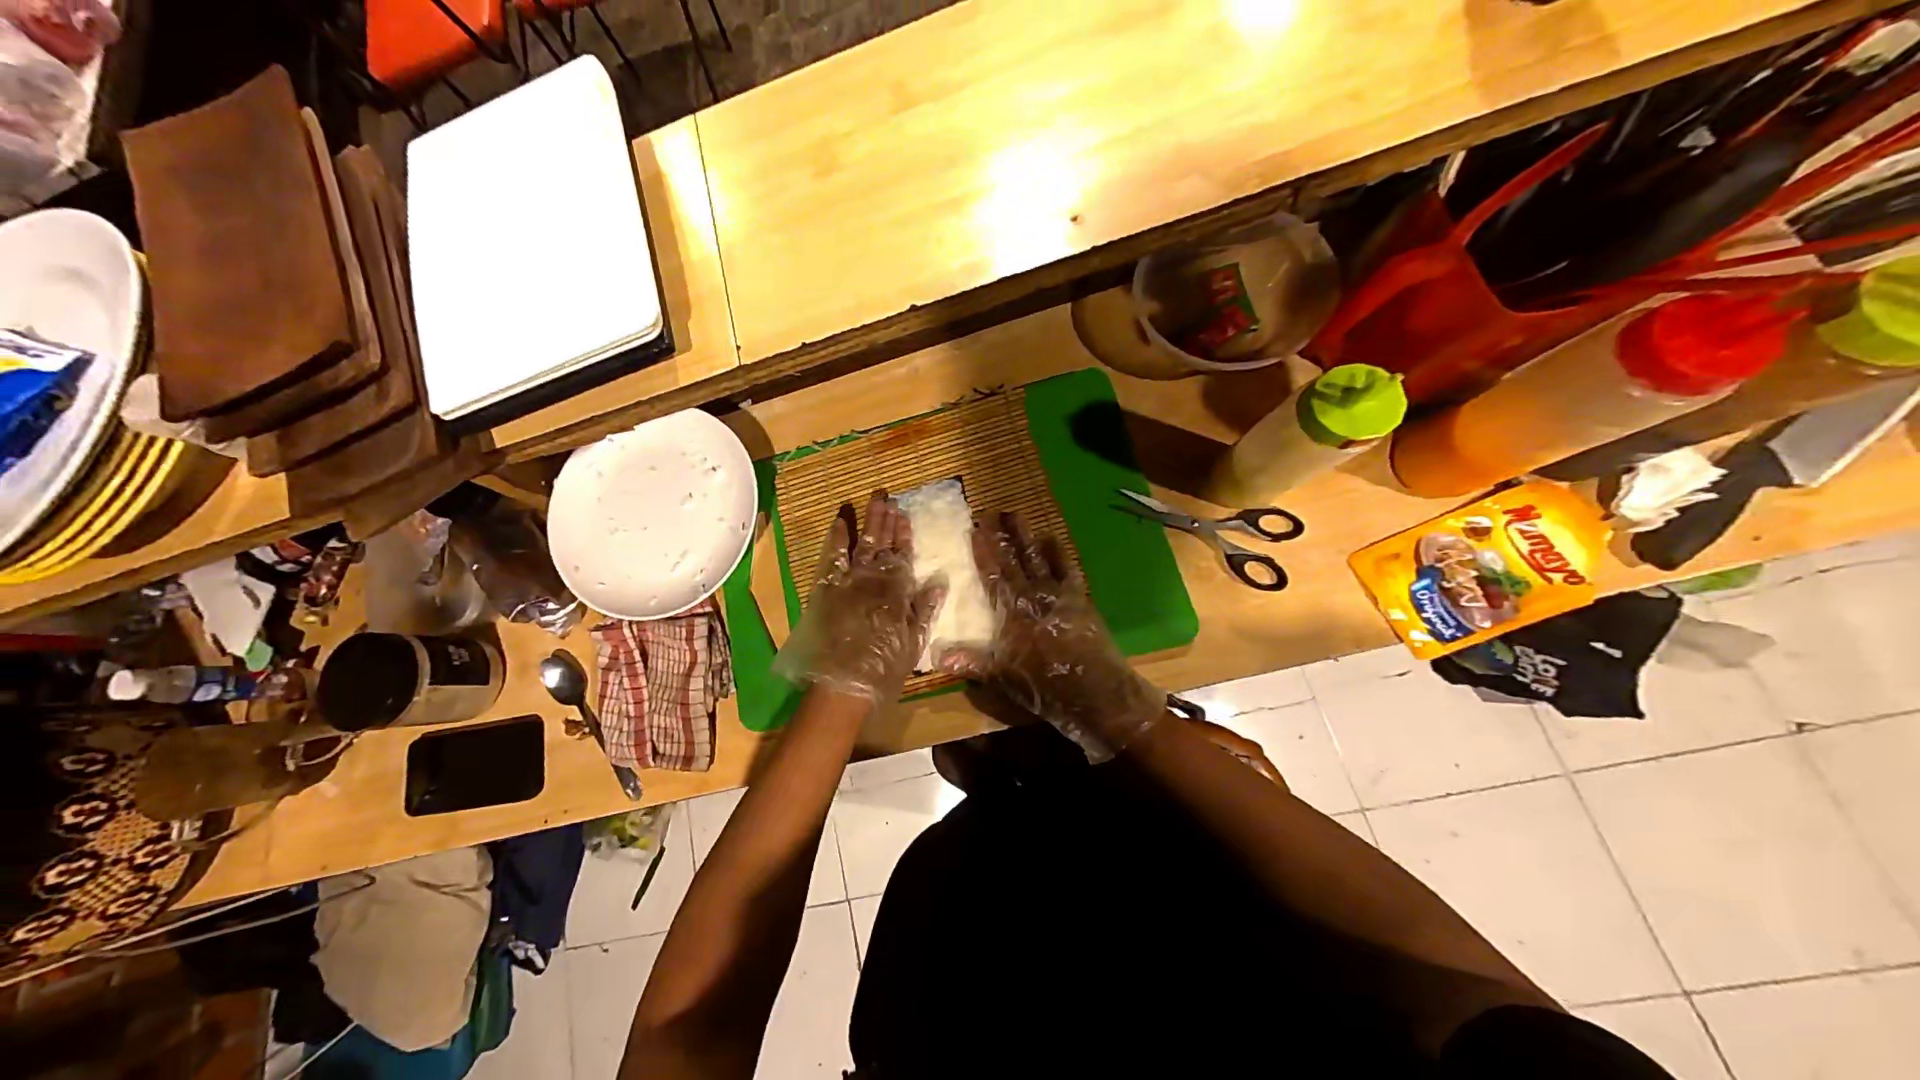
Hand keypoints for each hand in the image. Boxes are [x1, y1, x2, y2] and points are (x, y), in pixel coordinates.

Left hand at [774, 492, 946, 703]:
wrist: (845, 682)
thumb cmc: (884, 666)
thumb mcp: (914, 640)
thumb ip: (925, 609)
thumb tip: (939, 582)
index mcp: (898, 590)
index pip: (904, 556)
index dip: (905, 536)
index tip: (906, 516)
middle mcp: (875, 578)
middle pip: (883, 543)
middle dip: (887, 519)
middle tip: (889, 497)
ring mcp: (850, 580)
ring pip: (862, 543)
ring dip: (868, 521)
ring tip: (874, 500)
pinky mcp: (828, 587)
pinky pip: (833, 556)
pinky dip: (838, 537)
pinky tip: (841, 519)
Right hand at [940, 513, 1165, 759]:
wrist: (1096, 691)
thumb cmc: (1045, 686)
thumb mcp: (1003, 678)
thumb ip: (972, 663)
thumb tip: (935, 657)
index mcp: (1012, 613)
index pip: (993, 576)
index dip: (984, 552)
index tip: (976, 528)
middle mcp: (1034, 597)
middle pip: (1016, 561)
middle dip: (1003, 536)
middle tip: (994, 511)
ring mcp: (1060, 596)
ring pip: (1039, 560)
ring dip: (1027, 538)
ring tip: (1018, 516)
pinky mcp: (1080, 601)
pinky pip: (1068, 571)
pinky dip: (1060, 555)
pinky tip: (1053, 539)